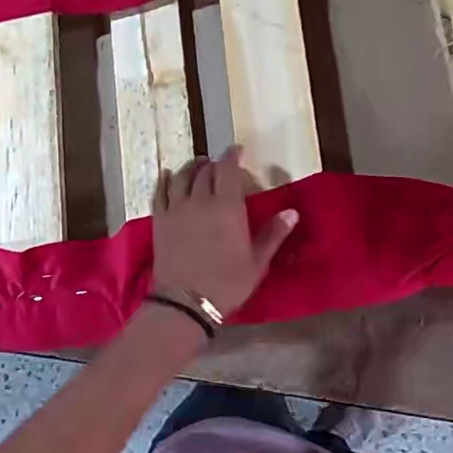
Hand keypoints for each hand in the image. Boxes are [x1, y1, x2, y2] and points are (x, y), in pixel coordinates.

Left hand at [151, 146, 297, 316]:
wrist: (185, 302)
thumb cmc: (227, 283)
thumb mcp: (257, 262)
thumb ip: (273, 234)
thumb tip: (292, 212)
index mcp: (227, 206)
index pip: (228, 169)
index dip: (232, 155)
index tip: (237, 150)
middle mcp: (200, 200)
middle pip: (206, 170)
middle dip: (215, 163)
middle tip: (221, 164)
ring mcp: (176, 209)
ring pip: (183, 176)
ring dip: (193, 167)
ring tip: (199, 165)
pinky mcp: (160, 220)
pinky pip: (161, 191)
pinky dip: (167, 180)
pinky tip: (169, 176)